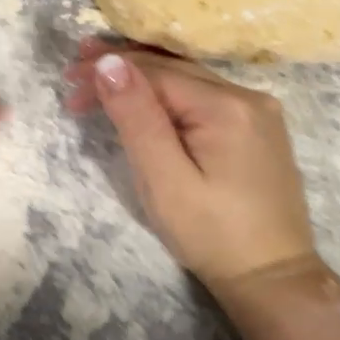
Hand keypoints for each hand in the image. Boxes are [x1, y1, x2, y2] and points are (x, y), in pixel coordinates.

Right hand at [64, 39, 317, 290]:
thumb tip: (109, 62)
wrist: (271, 278)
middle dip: (119, 67)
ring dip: (140, 77)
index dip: (107, 72)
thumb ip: (137, 118)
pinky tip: (142, 97)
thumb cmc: (210, 232)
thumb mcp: (163, 178)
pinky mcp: (256, 129)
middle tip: (72, 73)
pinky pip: (201, 96)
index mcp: (227, 106)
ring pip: (186, 79)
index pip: (154, 72)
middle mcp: (248, 97)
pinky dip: (165, 93)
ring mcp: (257, 112)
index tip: (68, 84)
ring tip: (98, 73)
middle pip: (172, 68)